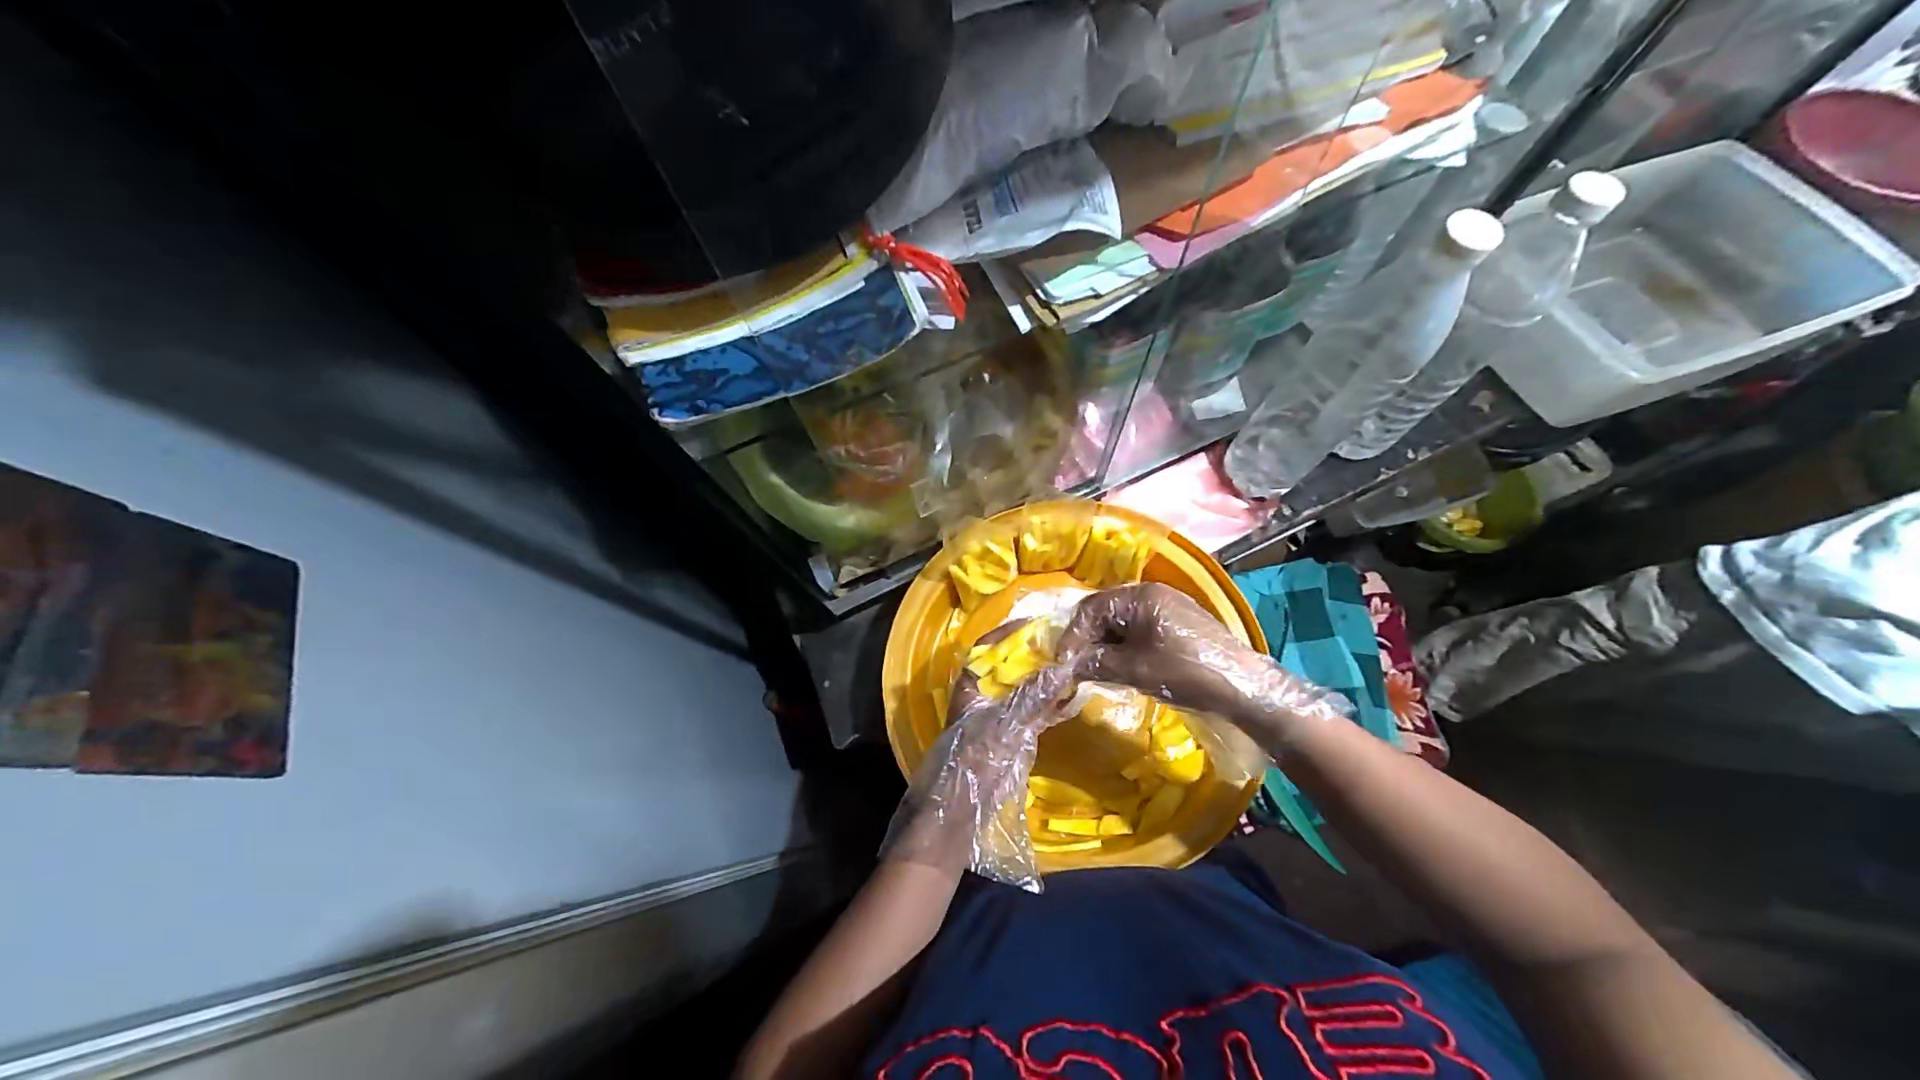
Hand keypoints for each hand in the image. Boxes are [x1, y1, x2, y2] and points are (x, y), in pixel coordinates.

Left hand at [882, 621, 1078, 886]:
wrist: (960, 813)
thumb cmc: (971, 763)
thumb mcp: (1003, 726)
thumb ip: (1032, 698)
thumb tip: (1062, 669)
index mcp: (970, 687)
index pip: (987, 649)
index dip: (1008, 633)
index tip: (1035, 623)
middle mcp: (984, 697)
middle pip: (1010, 668)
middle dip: (1036, 655)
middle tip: (1065, 642)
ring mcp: (998, 718)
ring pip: (1025, 690)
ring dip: (1047, 680)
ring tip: (1074, 664)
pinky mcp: (1011, 738)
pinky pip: (1035, 713)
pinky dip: (1052, 704)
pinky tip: (1073, 698)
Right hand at [1057, 583, 1349, 742]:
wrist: (1243, 688)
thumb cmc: (1186, 672)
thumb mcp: (1134, 670)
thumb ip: (1095, 663)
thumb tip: (1066, 667)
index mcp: (1140, 596)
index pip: (1091, 610)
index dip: (1073, 638)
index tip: (1063, 665)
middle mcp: (1153, 592)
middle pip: (1105, 611)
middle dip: (1088, 639)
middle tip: (1078, 667)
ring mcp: (1168, 605)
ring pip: (1122, 620)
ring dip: (1106, 643)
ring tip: (1099, 669)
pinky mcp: (1179, 621)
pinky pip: (1140, 626)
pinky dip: (1126, 644)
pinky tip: (1124, 665)